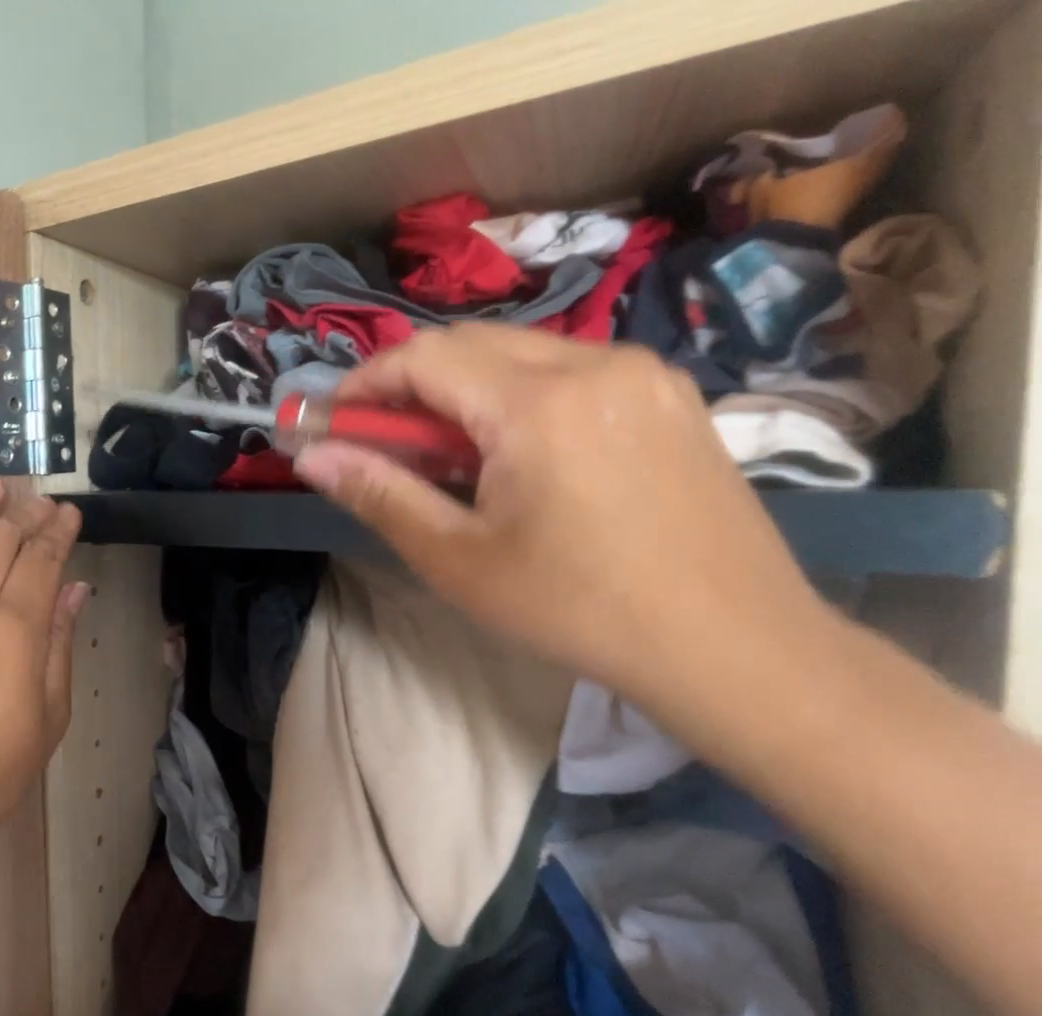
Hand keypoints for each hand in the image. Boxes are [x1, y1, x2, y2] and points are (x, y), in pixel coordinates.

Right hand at [292, 323, 827, 702]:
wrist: (732, 644)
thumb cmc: (579, 608)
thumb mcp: (459, 560)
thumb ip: (380, 495)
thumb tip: (312, 456)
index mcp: (538, 404)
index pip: (424, 356)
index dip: (365, 381)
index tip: (333, 421)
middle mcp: (595, 364)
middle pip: (471, 342)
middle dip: (412, 382)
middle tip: (383, 441)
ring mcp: (643, 374)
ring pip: (522, 352)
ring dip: (466, 388)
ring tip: (450, 455)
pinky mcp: (671, 395)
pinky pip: (572, 370)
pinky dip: (521, 394)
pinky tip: (519, 453)